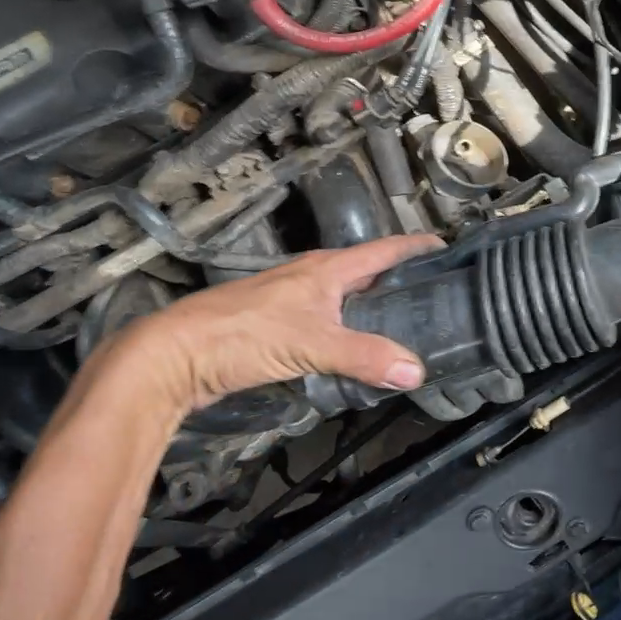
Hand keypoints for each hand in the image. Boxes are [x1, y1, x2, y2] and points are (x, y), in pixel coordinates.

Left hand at [113, 235, 442, 412]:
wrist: (171, 356)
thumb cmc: (244, 334)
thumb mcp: (313, 344)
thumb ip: (366, 357)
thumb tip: (417, 372)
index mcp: (328, 268)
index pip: (386, 248)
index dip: (419, 247)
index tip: (450, 249)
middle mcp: (313, 276)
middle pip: (369, 271)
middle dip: (402, 278)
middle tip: (437, 293)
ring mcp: (293, 300)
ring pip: (347, 296)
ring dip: (374, 305)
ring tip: (406, 323)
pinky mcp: (276, 325)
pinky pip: (328, 320)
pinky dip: (350, 328)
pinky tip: (357, 348)